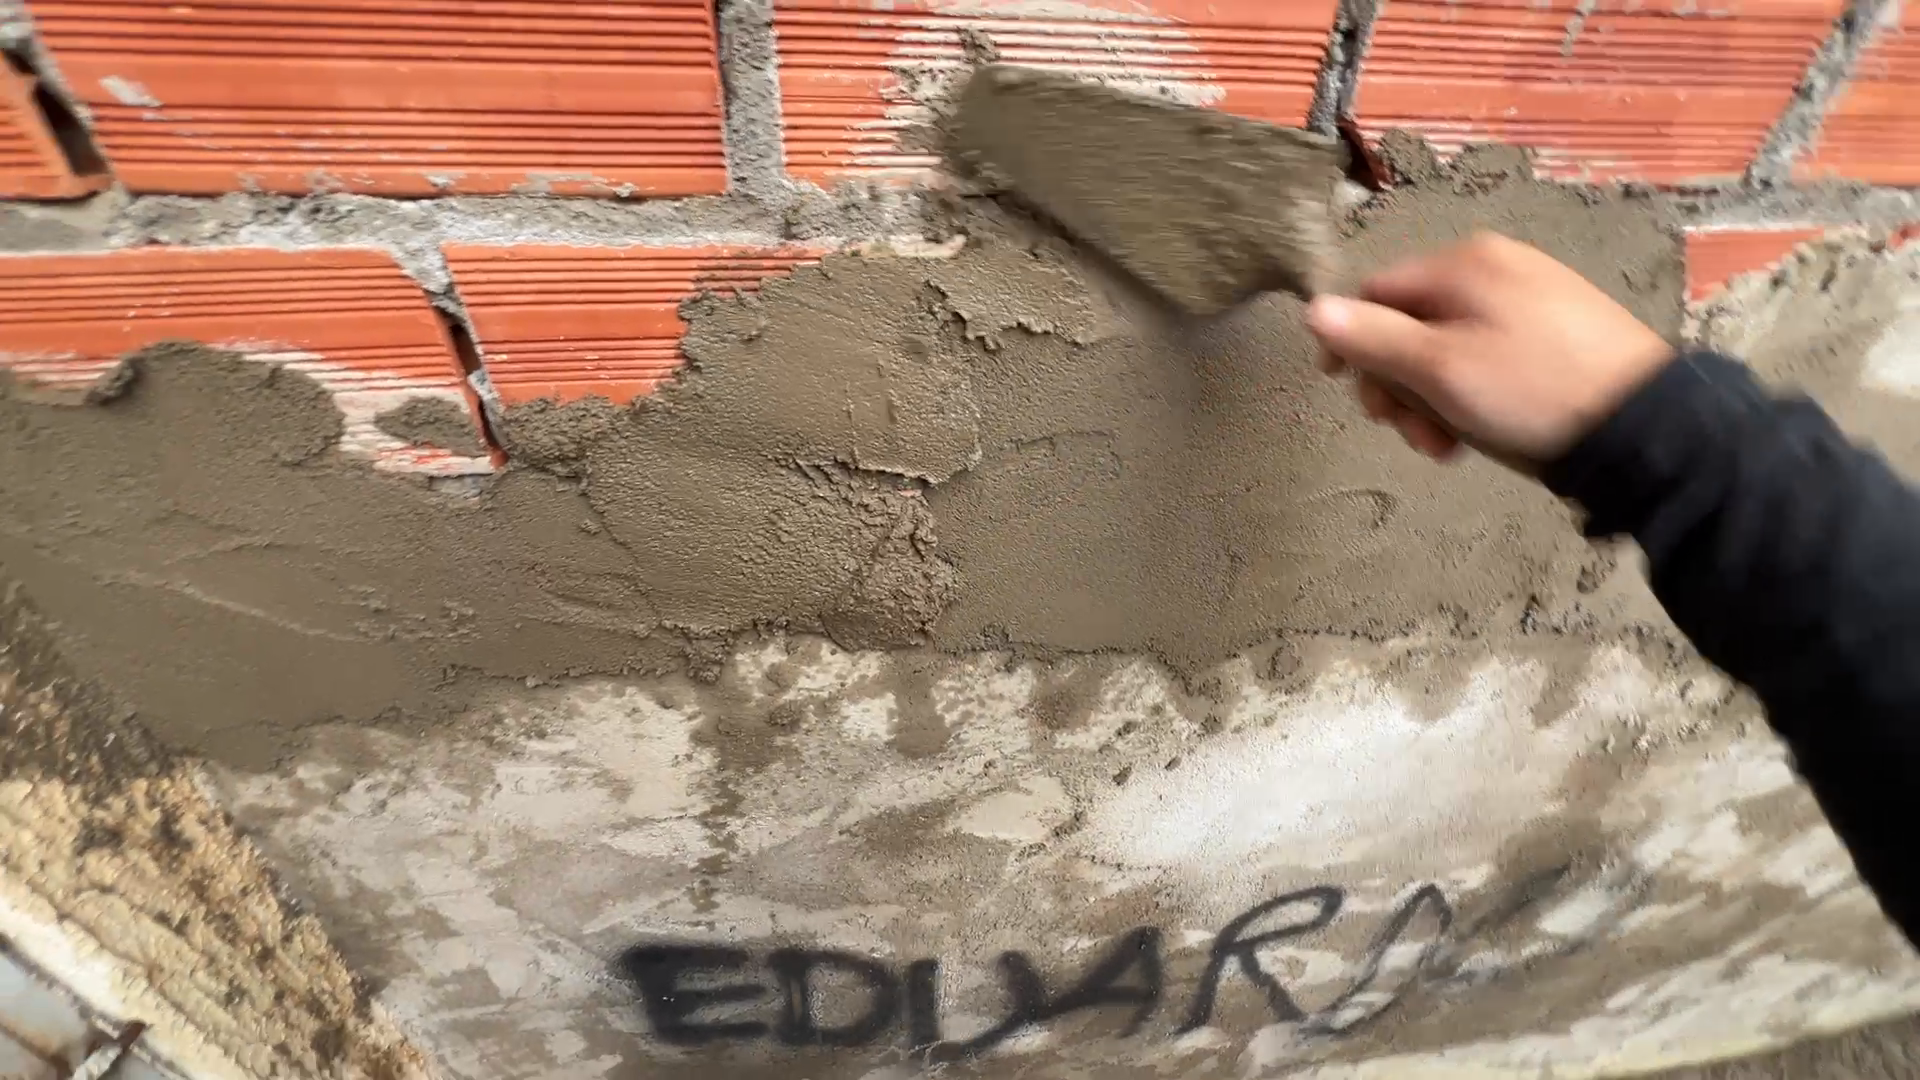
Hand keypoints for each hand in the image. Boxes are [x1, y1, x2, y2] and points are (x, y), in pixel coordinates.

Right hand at [1305, 232, 1675, 464]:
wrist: (1642, 427)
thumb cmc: (1526, 388)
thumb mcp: (1436, 367)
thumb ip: (1370, 338)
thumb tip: (1311, 309)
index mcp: (1462, 265)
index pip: (1373, 293)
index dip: (1348, 341)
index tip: (1342, 389)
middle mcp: (1488, 272)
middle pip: (1402, 326)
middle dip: (1391, 384)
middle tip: (1399, 428)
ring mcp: (1518, 302)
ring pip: (1433, 350)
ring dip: (1420, 401)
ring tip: (1437, 442)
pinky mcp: (1539, 334)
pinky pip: (1471, 358)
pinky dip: (1455, 397)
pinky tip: (1464, 432)